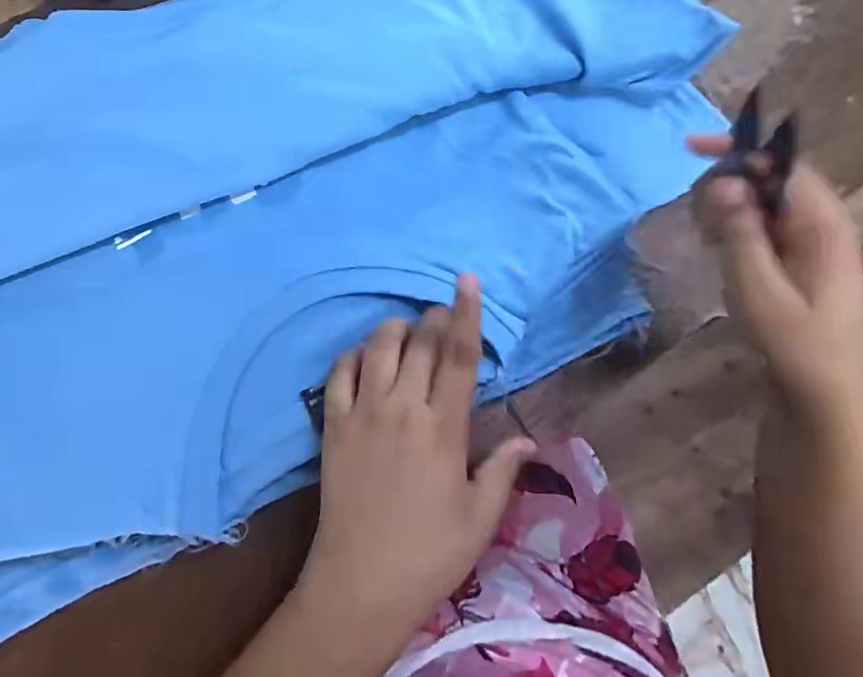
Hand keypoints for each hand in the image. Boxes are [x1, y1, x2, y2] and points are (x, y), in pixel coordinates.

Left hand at [293, 275, 536, 656]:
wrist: (361, 583)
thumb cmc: (429, 552)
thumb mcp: (480, 517)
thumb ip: (504, 470)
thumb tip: (529, 439)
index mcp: (444, 427)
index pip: (459, 355)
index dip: (466, 313)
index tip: (467, 280)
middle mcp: (403, 407)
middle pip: (420, 341)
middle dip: (433, 317)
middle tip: (441, 314)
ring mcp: (364, 412)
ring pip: (378, 346)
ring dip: (395, 328)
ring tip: (408, 332)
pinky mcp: (333, 424)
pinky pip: (340, 372)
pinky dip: (355, 355)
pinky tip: (366, 359)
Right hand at [687, 136, 862, 411]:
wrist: (823, 392)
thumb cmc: (794, 342)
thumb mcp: (758, 287)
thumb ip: (739, 231)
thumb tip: (721, 180)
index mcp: (824, 225)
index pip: (782, 164)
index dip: (740, 149)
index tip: (693, 148)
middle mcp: (821, 223)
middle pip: (768, 177)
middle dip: (725, 182)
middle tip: (696, 213)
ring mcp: (810, 239)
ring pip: (760, 198)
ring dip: (726, 204)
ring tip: (705, 235)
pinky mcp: (797, 255)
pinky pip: (761, 221)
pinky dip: (734, 224)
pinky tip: (716, 246)